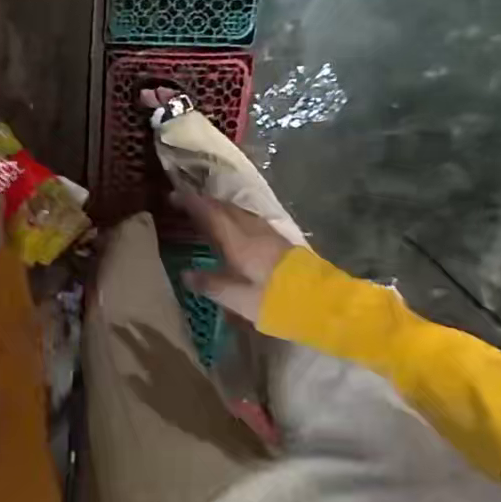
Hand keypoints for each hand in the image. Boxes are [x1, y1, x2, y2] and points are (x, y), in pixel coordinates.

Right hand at [173, 192, 294, 324]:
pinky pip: (250, 221)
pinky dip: (234, 218)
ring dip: (220, 209)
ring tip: (205, 214)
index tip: (173, 196)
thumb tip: (185, 274)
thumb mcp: (239, 300)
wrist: (326, 305)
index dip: (191, 202)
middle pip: (225, 209)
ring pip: (239, 213)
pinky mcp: (281, 242)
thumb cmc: (278, 302)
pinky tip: (234, 228)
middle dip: (203, 202)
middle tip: (184, 203)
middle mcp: (253, 231)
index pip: (210, 213)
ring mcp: (269, 235)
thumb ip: (211, 285)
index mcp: (239, 241)